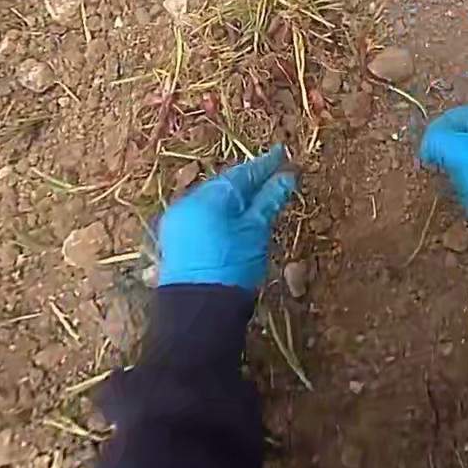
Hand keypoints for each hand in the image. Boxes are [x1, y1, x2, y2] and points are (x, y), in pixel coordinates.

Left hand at [156, 146, 297, 289]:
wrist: (199, 313)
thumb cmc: (232, 265)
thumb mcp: (256, 229)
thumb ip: (270, 198)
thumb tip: (289, 174)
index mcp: (206, 198)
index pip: (242, 172)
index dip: (265, 164)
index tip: (283, 154)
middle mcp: (188, 204)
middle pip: (227, 184)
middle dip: (252, 178)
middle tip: (276, 173)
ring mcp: (180, 222)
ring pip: (216, 199)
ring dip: (240, 195)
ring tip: (263, 193)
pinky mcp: (178, 240)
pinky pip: (206, 214)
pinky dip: (226, 210)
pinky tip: (241, 213)